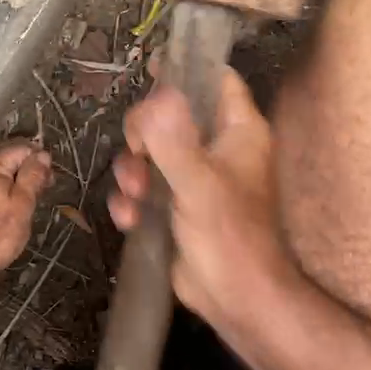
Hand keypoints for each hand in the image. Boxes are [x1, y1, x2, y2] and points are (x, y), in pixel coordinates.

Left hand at [0, 142, 52, 282]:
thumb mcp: (22, 204)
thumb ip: (33, 176)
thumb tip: (43, 154)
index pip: (23, 149)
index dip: (41, 162)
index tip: (50, 183)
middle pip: (10, 161)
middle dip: (29, 174)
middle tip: (41, 198)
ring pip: (1, 177)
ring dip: (17, 187)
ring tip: (28, 208)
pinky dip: (3, 196)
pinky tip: (8, 214)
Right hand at [107, 69, 294, 318]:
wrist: (237, 300)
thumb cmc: (228, 236)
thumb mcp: (197, 183)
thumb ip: (173, 139)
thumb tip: (157, 97)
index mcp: (239, 132)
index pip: (217, 80)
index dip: (186, 70)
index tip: (152, 69)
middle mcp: (219, 148)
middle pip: (171, 115)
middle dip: (143, 135)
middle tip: (137, 152)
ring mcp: (196, 178)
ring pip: (152, 154)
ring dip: (133, 172)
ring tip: (135, 198)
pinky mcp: (177, 207)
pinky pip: (146, 189)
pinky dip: (134, 201)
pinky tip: (131, 220)